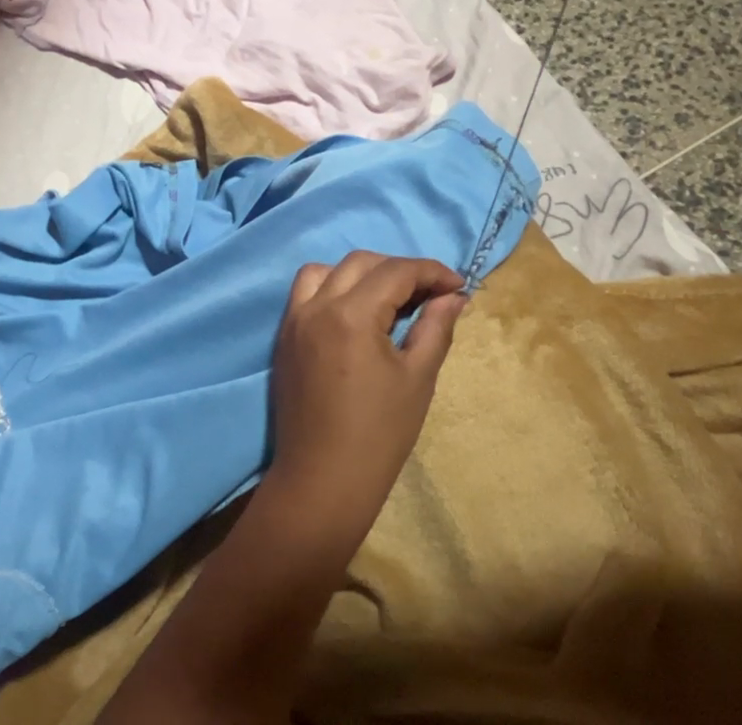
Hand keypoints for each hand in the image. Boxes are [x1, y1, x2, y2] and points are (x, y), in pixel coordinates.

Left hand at [267, 251, 467, 517]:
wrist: (322, 478)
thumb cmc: (379, 433)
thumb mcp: (418, 378)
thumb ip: (435, 327)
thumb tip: (453, 296)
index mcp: (351, 315)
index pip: (395, 271)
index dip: (431, 272)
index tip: (458, 286)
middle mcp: (316, 306)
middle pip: (360, 263)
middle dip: (399, 270)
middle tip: (429, 294)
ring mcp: (293, 320)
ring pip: (325, 271)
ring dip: (360, 273)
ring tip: (388, 300)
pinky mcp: (283, 337)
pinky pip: (304, 293)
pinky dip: (331, 288)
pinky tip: (355, 314)